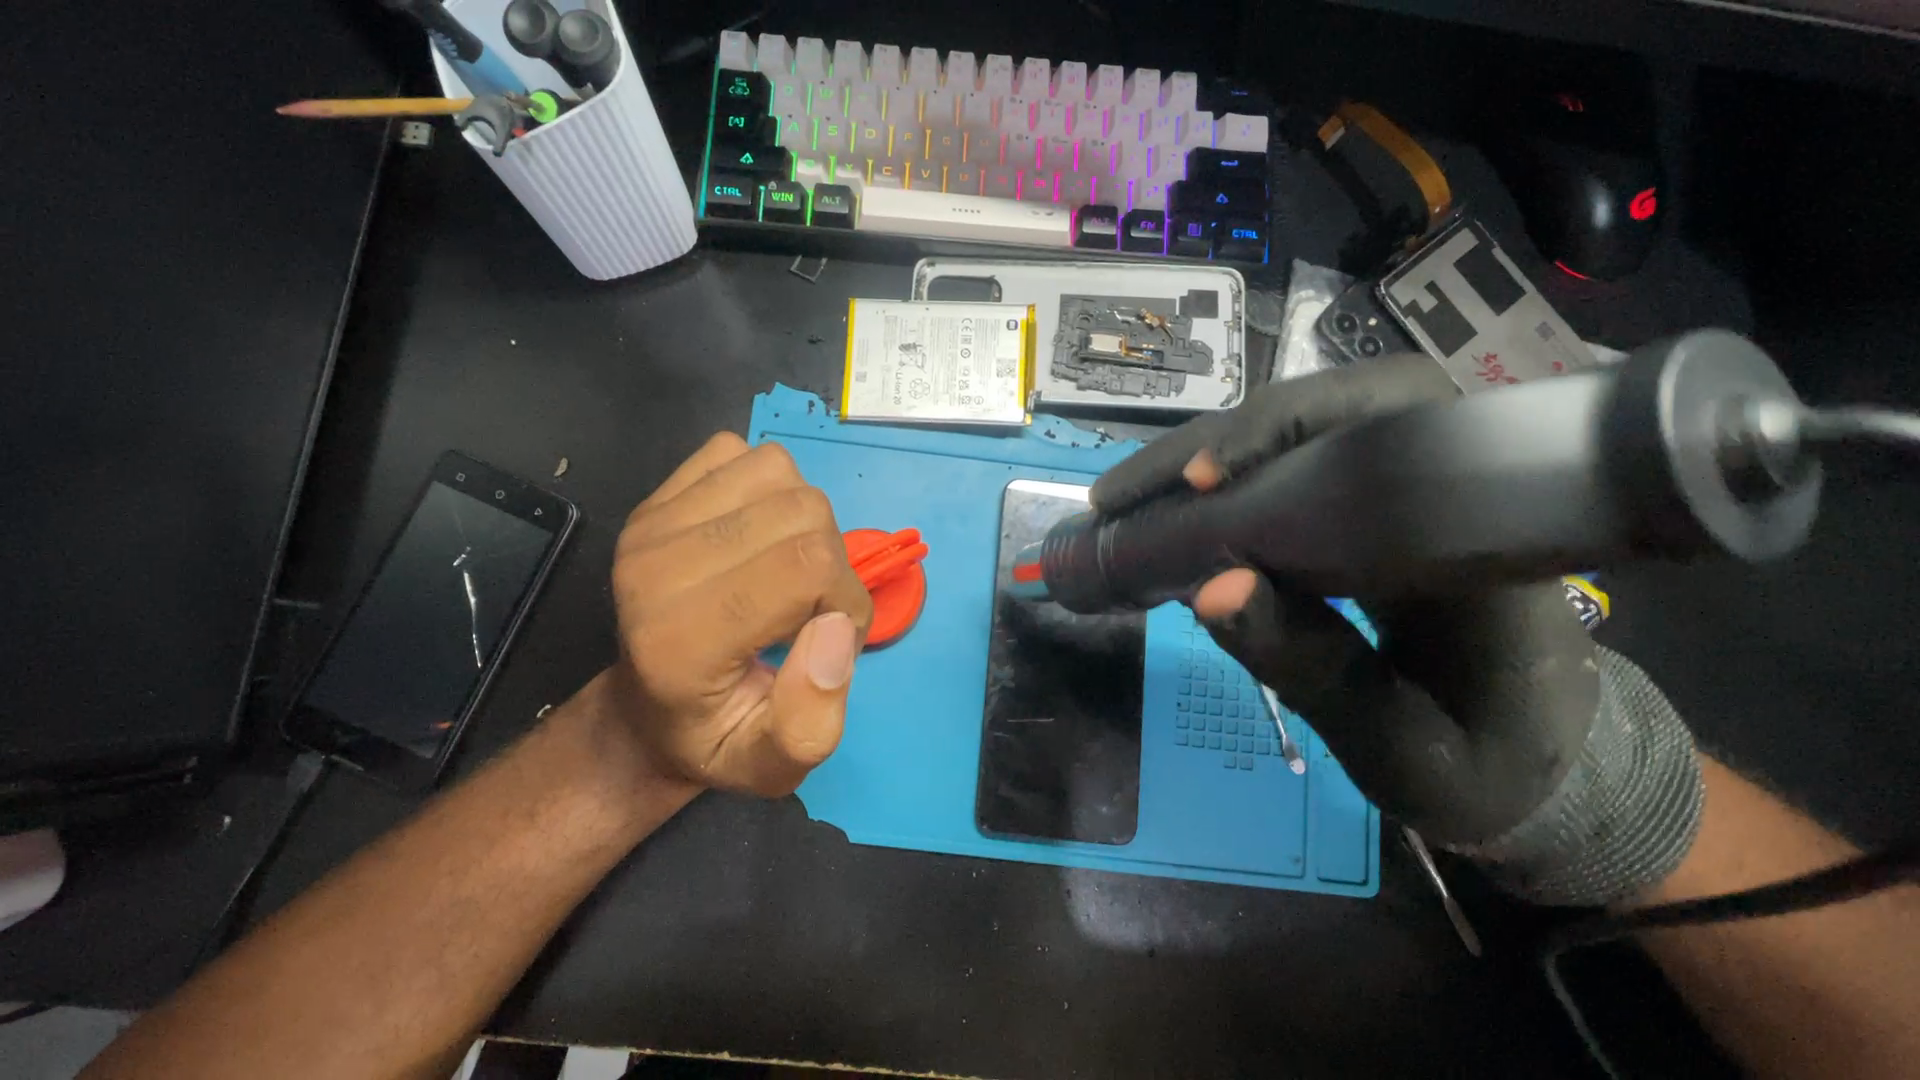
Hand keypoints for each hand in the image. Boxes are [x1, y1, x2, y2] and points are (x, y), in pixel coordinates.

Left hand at [609, 433, 872, 796]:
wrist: (643, 709)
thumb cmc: (715, 737)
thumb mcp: (772, 768)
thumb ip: (811, 723)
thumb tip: (837, 628)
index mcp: (682, 639)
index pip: (806, 566)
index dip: (847, 598)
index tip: (834, 637)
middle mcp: (656, 568)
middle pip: (803, 513)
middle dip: (833, 561)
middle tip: (813, 608)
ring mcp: (650, 524)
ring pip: (780, 472)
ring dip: (805, 521)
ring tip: (786, 569)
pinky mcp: (655, 498)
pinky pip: (743, 453)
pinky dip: (769, 488)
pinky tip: (756, 535)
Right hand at [1093, 358, 1703, 904]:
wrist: (1551, 770)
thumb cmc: (1488, 766)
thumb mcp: (1403, 748)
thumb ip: (1314, 671)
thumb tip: (1209, 590)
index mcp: (1478, 533)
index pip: (1385, 423)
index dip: (1282, 429)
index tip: (1201, 481)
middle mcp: (1446, 491)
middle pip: (1324, 413)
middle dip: (1213, 444)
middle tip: (1118, 498)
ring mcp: (1410, 500)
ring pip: (1302, 440)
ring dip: (1208, 462)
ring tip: (1125, 506)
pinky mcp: (1379, 520)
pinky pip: (1299, 478)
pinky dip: (1230, 492)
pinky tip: (1173, 519)